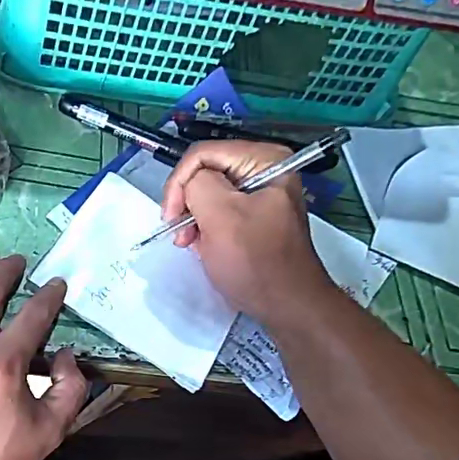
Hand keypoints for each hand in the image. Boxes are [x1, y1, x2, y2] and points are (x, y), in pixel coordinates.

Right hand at [160, 140, 332, 323]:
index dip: (180, 183)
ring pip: (209, 195)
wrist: (287, 305)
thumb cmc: (255, 261)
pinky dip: (205, 229)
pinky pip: (219, 213)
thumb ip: (197, 185)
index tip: (171, 217)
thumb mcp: (220, 216)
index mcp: (264, 160)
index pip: (202, 154)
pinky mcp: (255, 219)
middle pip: (206, 173)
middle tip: (179, 234)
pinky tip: (203, 247)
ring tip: (189, 244)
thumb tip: (189, 186)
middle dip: (186, 202)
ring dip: (193, 219)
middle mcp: (265, 171)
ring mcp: (260, 197)